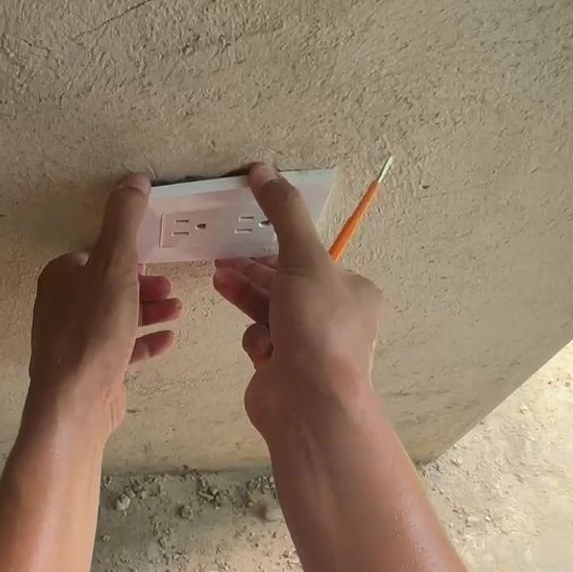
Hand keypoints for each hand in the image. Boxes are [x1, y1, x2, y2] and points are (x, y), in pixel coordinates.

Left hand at [26, 174, 180, 438]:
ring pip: (118, 318)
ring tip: (176, 312)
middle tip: (170, 290)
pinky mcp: (91, 369)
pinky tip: (168, 340)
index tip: (152, 259)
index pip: (96, 256)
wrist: (76, 403)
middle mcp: (62, 308)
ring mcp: (76, 342)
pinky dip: (146, 342)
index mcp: (60, 279)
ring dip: (149, 312)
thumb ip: (124, 224)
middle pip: (110, 287)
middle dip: (144, 287)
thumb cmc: (90, 334)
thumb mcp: (114, 268)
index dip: (127, 257)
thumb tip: (133, 182)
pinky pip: (122, 349)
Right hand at [212, 163, 382, 433]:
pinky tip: (258, 346)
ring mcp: (309, 348)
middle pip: (287, 284)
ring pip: (270, 312)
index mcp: (353, 291)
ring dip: (246, 296)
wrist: (309, 401)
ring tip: (219, 279)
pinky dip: (257, 341)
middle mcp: (335, 319)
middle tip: (224, 258)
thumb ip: (283, 214)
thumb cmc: (317, 328)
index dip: (278, 246)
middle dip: (254, 271)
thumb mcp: (304, 259)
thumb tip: (264, 169)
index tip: (250, 233)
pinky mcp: (284, 370)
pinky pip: (263, 343)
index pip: (311, 260)